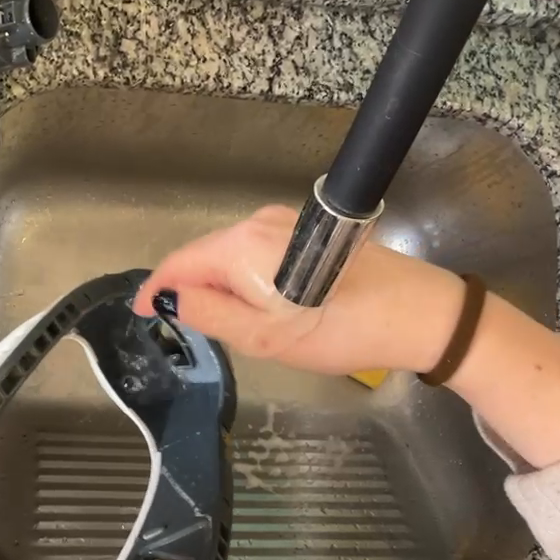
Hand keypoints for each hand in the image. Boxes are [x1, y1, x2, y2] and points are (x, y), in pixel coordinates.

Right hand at [131, 205, 464, 375]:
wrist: (418, 313)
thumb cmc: (340, 330)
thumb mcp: (266, 337)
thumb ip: (212, 314)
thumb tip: (172, 297)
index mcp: (243, 247)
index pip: (179, 263)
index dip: (154, 289)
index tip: (141, 314)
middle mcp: (259, 223)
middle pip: (203, 256)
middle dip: (188, 289)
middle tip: (188, 330)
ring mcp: (284, 222)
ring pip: (229, 255)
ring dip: (218, 286)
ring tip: (229, 324)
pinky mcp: (306, 230)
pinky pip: (254, 254)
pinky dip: (243, 279)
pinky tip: (259, 305)